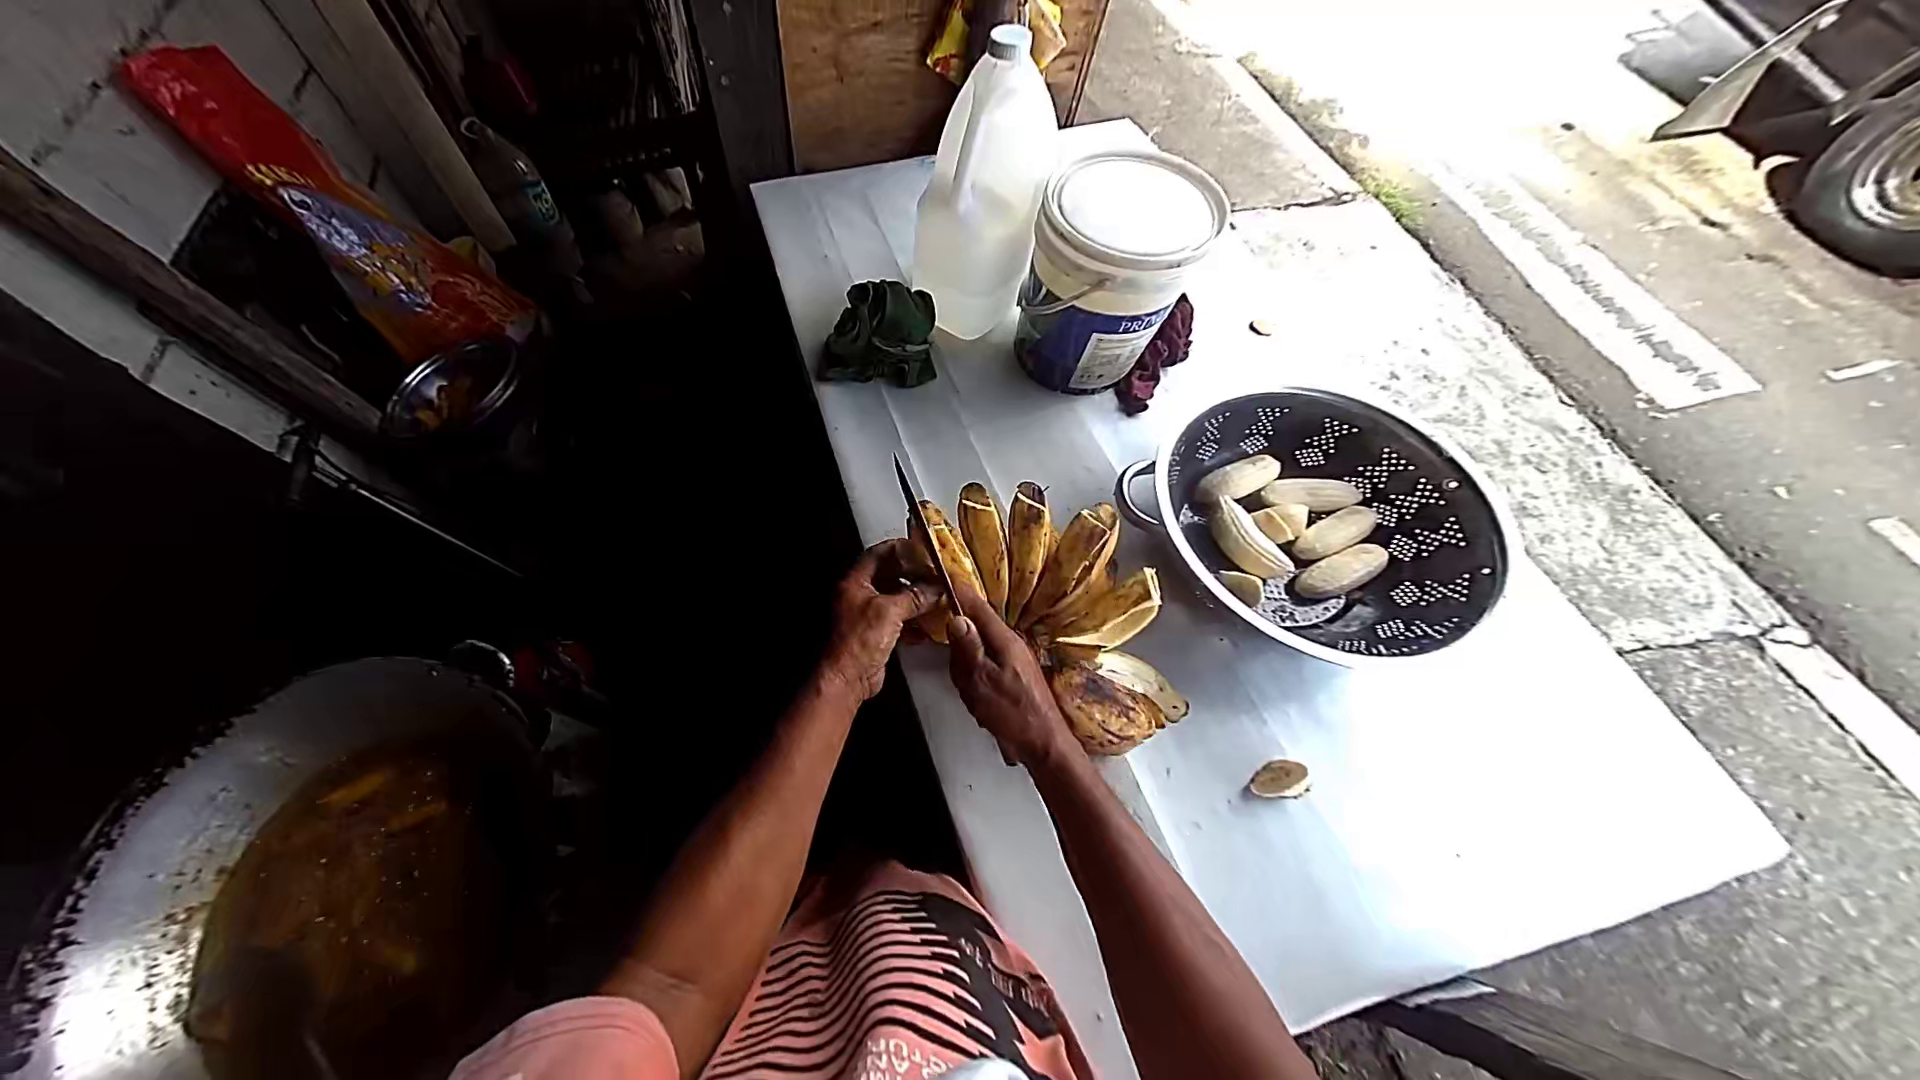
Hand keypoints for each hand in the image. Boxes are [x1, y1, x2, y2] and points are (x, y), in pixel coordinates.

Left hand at [822, 539, 940, 700]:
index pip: (879, 553)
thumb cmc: (856, 644)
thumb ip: (915, 596)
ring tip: (934, 597)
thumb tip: (934, 588)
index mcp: (855, 582)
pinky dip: (912, 619)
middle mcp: (859, 595)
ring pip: (895, 597)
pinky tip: (926, 624)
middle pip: (889, 574)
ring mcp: (867, 614)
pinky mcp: (875, 632)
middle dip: (912, 574)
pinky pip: (898, 618)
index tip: (920, 549)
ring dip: (915, 597)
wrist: (848, 678)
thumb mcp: (890, 611)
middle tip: (932, 574)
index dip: (901, 548)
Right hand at [945, 581, 1079, 769]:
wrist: (1044, 744)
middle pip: (972, 630)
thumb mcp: (982, 681)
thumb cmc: (1015, 715)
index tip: (939, 579)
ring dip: (967, 672)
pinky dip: (976, 682)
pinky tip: (982, 702)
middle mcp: (1010, 643)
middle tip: (962, 677)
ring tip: (975, 696)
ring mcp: (1012, 659)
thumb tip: (956, 617)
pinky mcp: (1012, 675)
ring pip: (976, 652)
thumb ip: (968, 648)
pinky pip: (984, 668)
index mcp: (1004, 639)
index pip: (977, 604)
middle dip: (959, 650)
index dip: (957, 591)